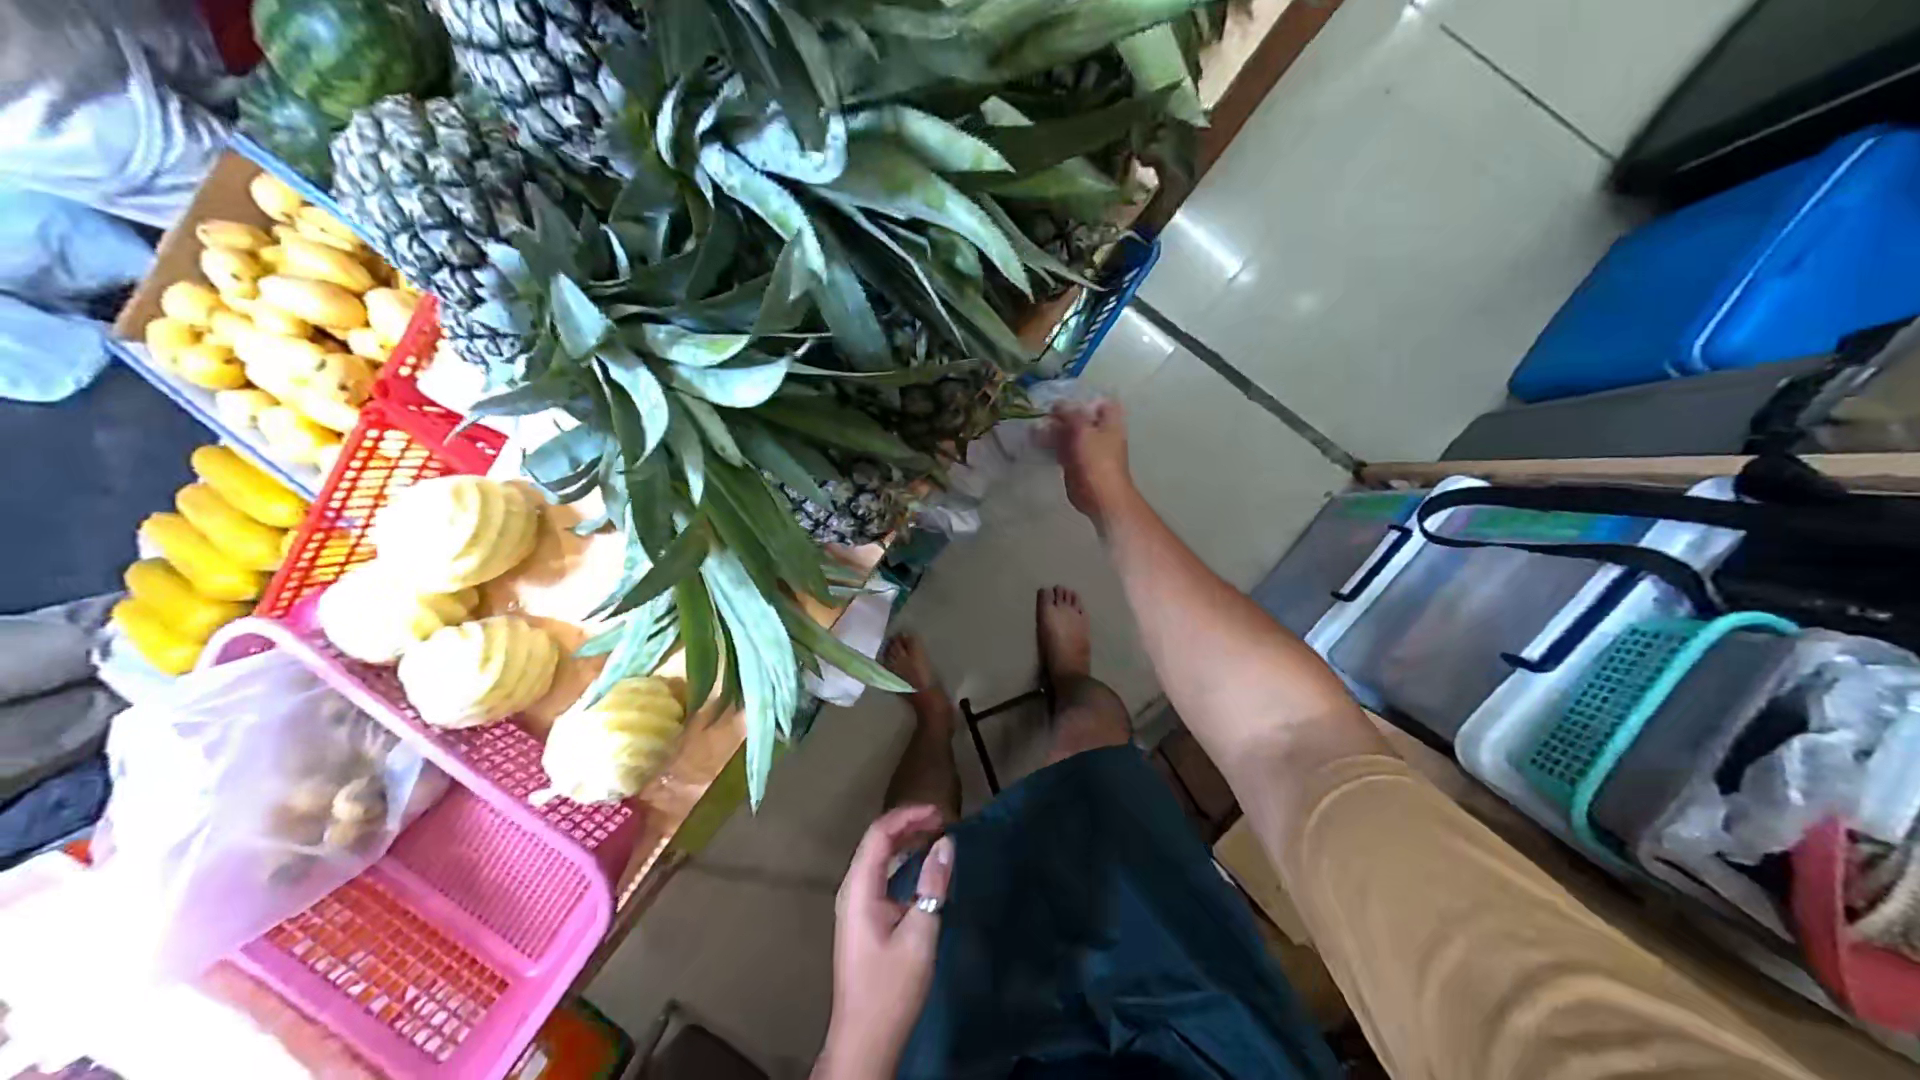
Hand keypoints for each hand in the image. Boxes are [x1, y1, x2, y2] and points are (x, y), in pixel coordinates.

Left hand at [814, 806, 954, 1079]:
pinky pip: (881, 874)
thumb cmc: (891, 987)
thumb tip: (946, 843)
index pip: (879, 834)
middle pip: (876, 842)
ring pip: (878, 858)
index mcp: (858, 889)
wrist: (864, 1038)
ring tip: (937, 835)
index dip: (908, 816)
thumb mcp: (920, 935)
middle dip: (908, 824)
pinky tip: (923, 865)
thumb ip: (933, 886)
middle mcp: (851, 889)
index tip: (940, 812)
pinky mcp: (863, 917)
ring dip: (906, 842)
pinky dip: (902, 861)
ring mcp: (855, 904)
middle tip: (943, 821)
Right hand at [1048, 399, 1135, 531]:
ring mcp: (1087, 449)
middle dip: (1062, 415)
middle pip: (1080, 418)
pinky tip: (1036, 441)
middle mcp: (1099, 433)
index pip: (1100, 403)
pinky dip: (1051, 445)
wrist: (1100, 495)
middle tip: (1043, 413)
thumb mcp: (1084, 430)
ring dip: (1053, 430)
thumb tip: (1059, 403)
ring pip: (1069, 434)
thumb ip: (1071, 414)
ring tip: (1035, 426)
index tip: (1064, 400)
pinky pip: (1062, 449)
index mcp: (1109, 422)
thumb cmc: (1097, 460)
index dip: (1084, 399)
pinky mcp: (1076, 463)